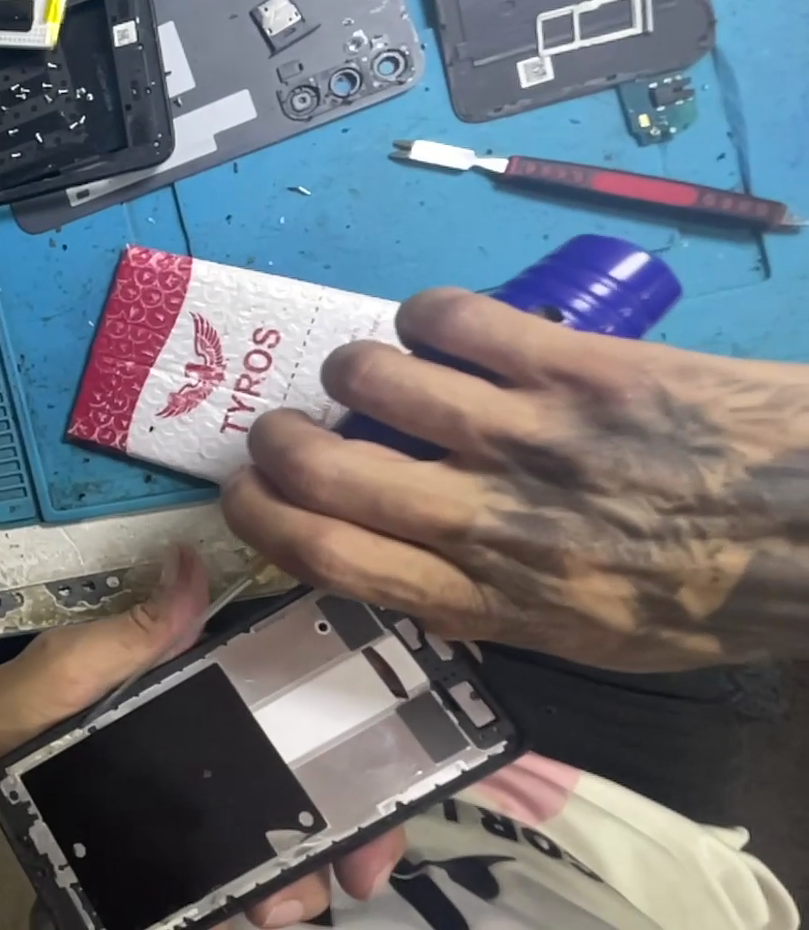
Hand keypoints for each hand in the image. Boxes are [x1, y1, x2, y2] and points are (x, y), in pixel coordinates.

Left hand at [0, 549, 403, 928]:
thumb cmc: (20, 701)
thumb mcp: (76, 662)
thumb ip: (135, 630)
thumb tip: (191, 558)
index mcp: (192, 687)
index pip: (288, 708)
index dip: (349, 750)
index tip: (379, 803)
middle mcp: (201, 737)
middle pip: (295, 786)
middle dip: (336, 836)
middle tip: (340, 883)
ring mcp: (183, 789)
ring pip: (267, 837)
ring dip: (292, 879)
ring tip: (274, 907)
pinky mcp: (162, 831)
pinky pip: (218, 868)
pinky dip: (242, 896)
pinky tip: (242, 915)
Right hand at [221, 286, 808, 671]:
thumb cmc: (707, 592)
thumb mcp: (578, 634)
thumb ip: (463, 598)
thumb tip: (372, 552)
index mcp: (483, 596)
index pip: (322, 556)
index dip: (257, 515)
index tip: (245, 490)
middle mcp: (490, 520)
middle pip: (323, 468)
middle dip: (276, 437)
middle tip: (285, 428)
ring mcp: (532, 437)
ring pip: (372, 379)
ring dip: (349, 372)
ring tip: (373, 376)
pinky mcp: (578, 367)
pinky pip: (448, 319)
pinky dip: (422, 317)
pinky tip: (442, 332)